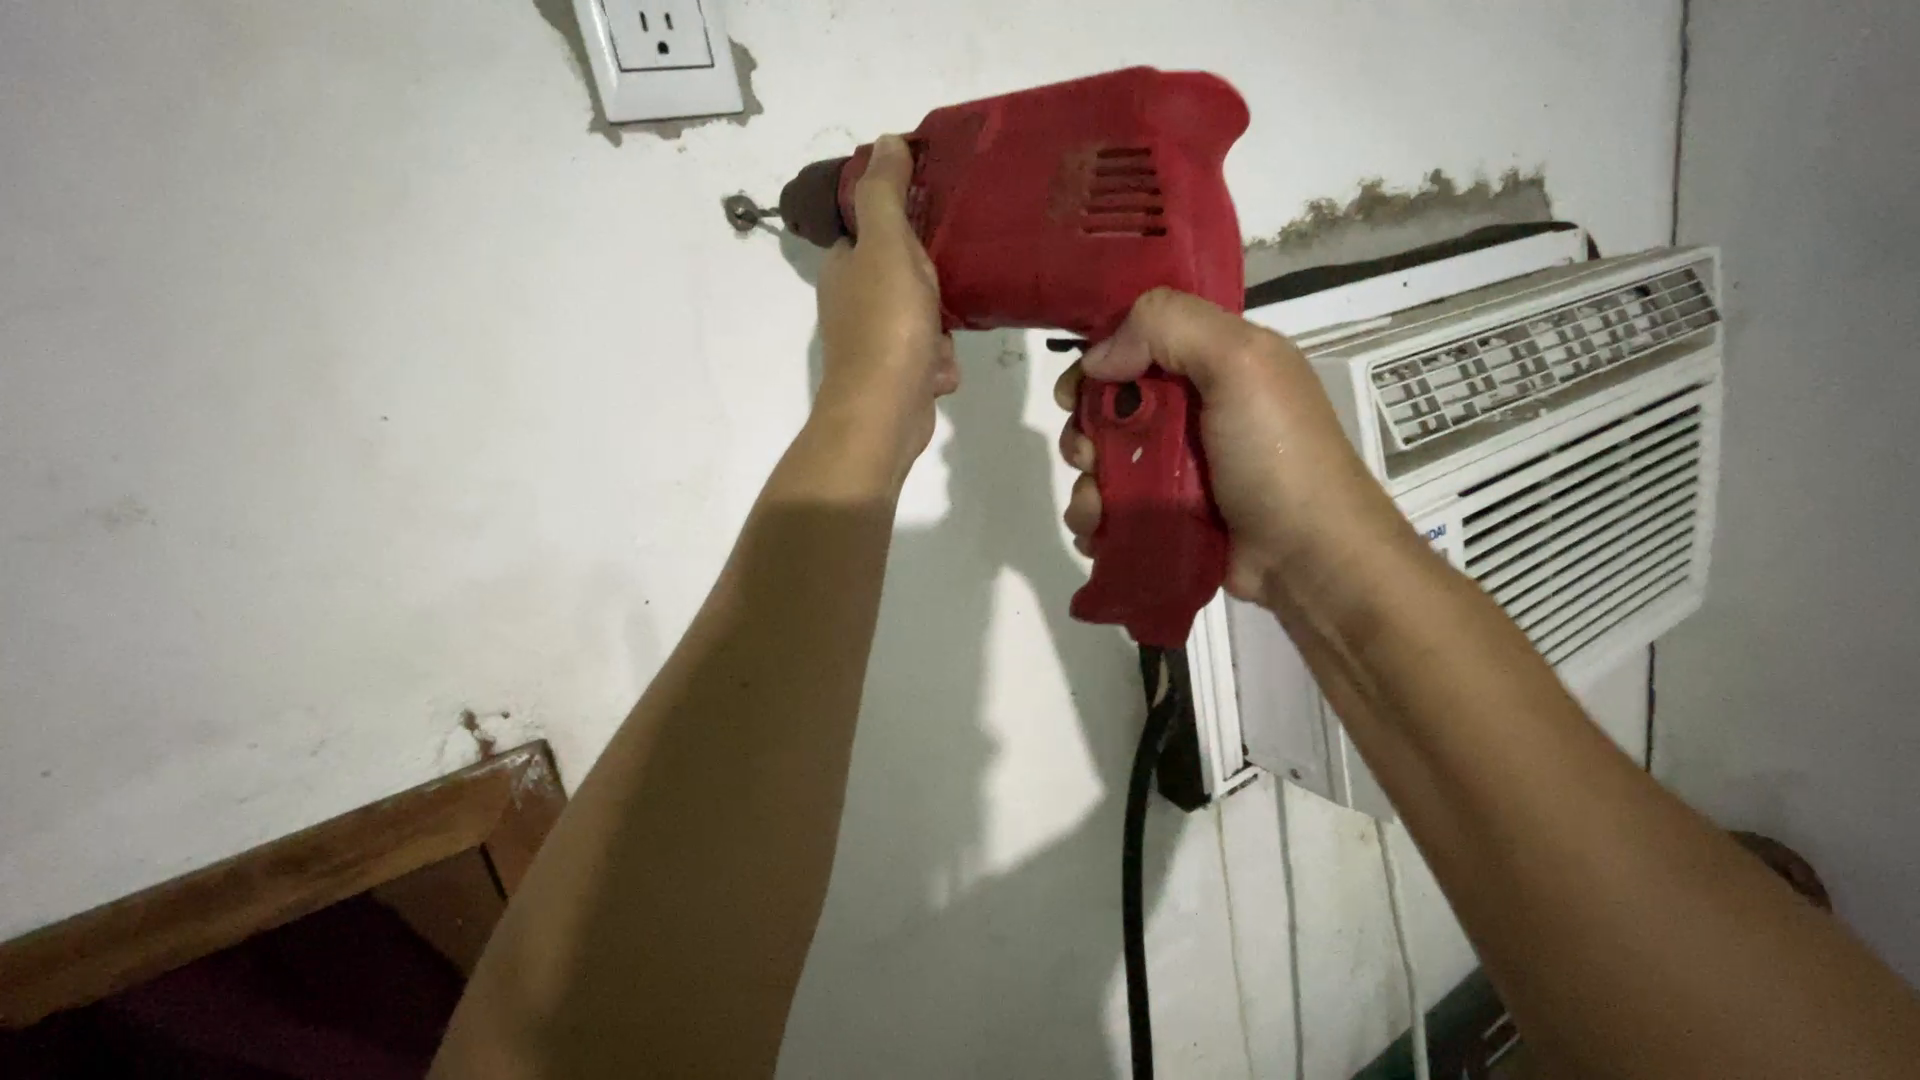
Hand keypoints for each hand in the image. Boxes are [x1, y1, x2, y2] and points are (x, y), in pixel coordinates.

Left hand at [812, 135, 959, 489]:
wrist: (883, 413)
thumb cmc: (886, 326)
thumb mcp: (888, 246)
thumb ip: (885, 194)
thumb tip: (887, 140)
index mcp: (842, 267)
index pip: (876, 228)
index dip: (907, 225)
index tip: (936, 225)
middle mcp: (851, 302)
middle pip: (906, 274)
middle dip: (933, 284)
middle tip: (947, 286)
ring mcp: (872, 343)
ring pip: (924, 317)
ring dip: (941, 328)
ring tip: (944, 337)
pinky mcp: (893, 377)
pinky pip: (928, 356)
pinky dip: (938, 363)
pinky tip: (940, 372)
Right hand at [1053, 289, 1408, 608]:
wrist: (1308, 555)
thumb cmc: (1277, 454)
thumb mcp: (1242, 362)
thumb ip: (1169, 328)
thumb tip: (1098, 358)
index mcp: (1212, 365)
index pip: (1136, 344)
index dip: (1098, 361)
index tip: (1076, 388)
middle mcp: (1191, 413)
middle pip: (1109, 408)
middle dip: (1086, 430)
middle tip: (1091, 454)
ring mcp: (1175, 470)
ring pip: (1102, 465)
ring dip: (1085, 484)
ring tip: (1097, 508)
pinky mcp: (1164, 516)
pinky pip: (1110, 510)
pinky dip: (1094, 520)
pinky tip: (1100, 533)